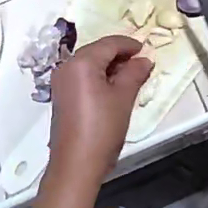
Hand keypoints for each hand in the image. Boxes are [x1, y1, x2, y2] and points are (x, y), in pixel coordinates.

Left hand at [48, 35, 152, 180]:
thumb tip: (144, 60)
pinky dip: (99, 77)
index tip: (146, 50)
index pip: (109, 43)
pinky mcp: (62, 96)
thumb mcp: (124, 97)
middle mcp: (67, 67)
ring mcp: (61, 82)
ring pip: (89, 64)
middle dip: (120, 55)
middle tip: (141, 64)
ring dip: (110, 66)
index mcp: (82, 63)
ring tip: (131, 77)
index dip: (129, 44)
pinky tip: (114, 88)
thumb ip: (135, 73)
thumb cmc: (102, 128)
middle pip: (97, 51)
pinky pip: (83, 77)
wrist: (77, 163)